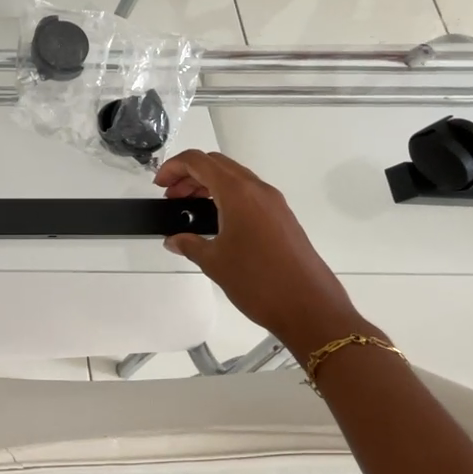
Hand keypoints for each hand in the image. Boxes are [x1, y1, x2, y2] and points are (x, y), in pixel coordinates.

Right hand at [154, 149, 370, 357]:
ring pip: (235, 177)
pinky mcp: (284, 219)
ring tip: (190, 209)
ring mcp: (275, 204)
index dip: (173, 167)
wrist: (313, 311)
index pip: (198, 161)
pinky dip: (227, 196)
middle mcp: (258, 190)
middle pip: (216, 164)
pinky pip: (249, 194)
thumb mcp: (214, 263)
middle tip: (172, 197)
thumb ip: (189, 244)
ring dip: (208, 184)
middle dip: (189, 174)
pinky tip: (218, 222)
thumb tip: (173, 240)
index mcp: (238, 192)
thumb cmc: (258, 282)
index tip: (159, 186)